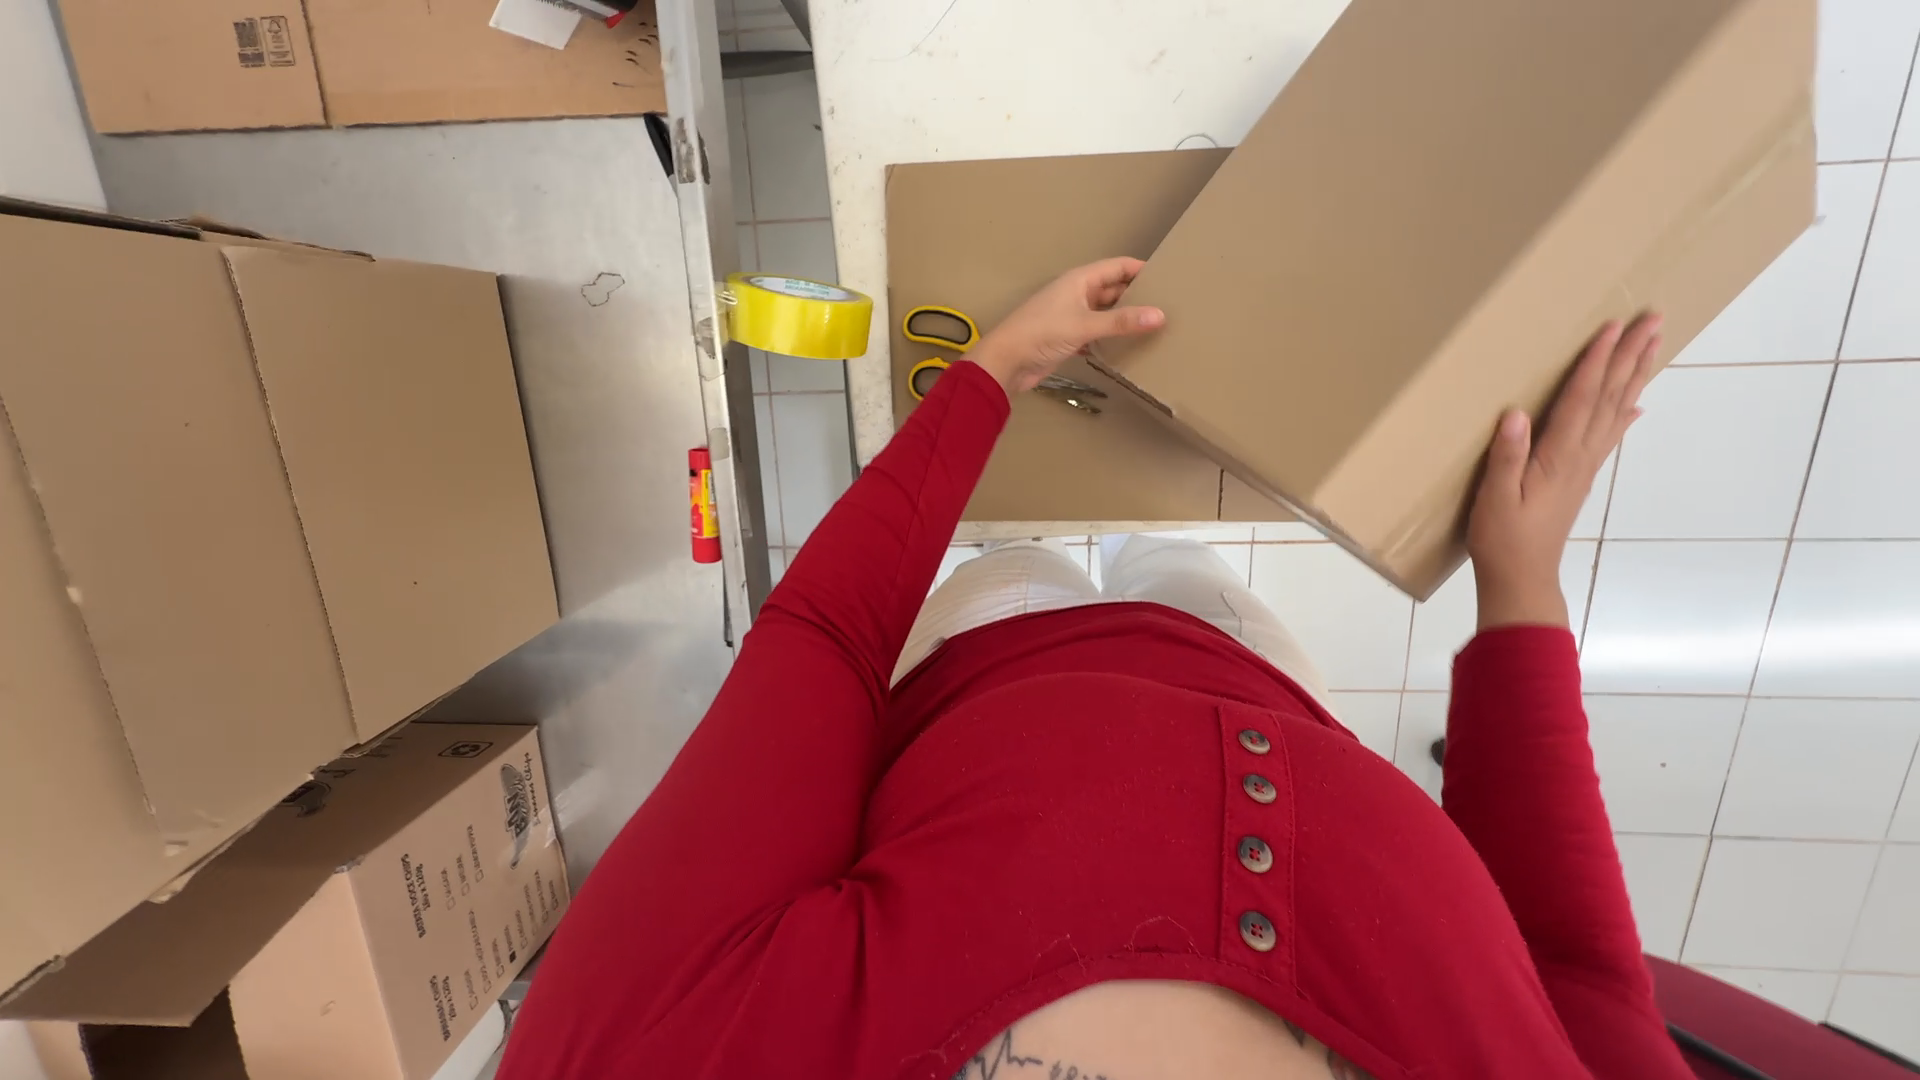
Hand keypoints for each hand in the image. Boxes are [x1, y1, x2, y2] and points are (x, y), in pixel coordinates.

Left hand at [968, 257, 1165, 395]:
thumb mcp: (1084, 325)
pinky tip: (1129, 348)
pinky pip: (1096, 334)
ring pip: (1106, 314)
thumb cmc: (1040, 334)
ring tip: (1156, 327)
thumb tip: (1160, 316)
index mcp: (1080, 280)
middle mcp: (1077, 294)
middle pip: (1114, 290)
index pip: (1118, 267)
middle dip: (1138, 297)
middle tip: (1170, 306)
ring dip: (1125, 320)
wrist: (1006, 362)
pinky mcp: (1068, 339)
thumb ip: (1121, 322)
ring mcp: (1072, 317)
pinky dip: (1111, 340)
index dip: (1143, 270)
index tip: (1171, 278)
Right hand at [1468, 314, 1662, 630]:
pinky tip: (1635, 404)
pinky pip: (1608, 436)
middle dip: (1629, 357)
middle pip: (1610, 397)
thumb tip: (1516, 413)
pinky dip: (1624, 414)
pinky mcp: (1579, 477)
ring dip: (1634, 375)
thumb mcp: (1494, 497)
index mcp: (1558, 457)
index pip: (1580, 400)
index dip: (1594, 363)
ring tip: (1652, 345)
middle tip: (1653, 320)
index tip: (1611, 328)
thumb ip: (1507, 456)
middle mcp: (1580, 456)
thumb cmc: (1502, 537)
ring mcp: (1584, 467)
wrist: (1522, 574)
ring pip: (1616, 411)